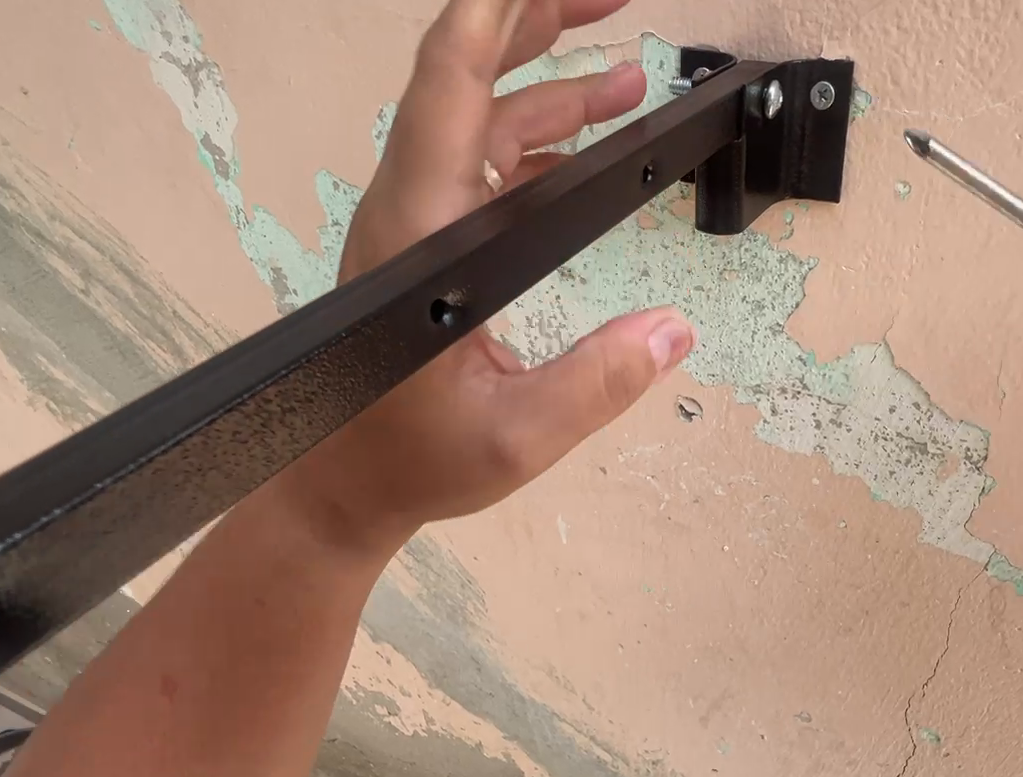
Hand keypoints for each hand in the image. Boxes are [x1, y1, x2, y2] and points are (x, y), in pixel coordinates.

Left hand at [277, 0, 695, 548]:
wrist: (348, 483)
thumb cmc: (416, 461)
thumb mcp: (521, 435)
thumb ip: (599, 383)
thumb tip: (673, 331)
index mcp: (421, 237)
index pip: (450, 88)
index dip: (497, 13)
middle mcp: (410, 213)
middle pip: (465, 82)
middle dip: (536, 24)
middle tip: (613, 0)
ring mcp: (416, 228)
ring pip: (477, 124)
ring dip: (547, 90)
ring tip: (623, 78)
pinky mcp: (426, 249)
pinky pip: (479, 172)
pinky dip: (532, 148)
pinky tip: (578, 151)